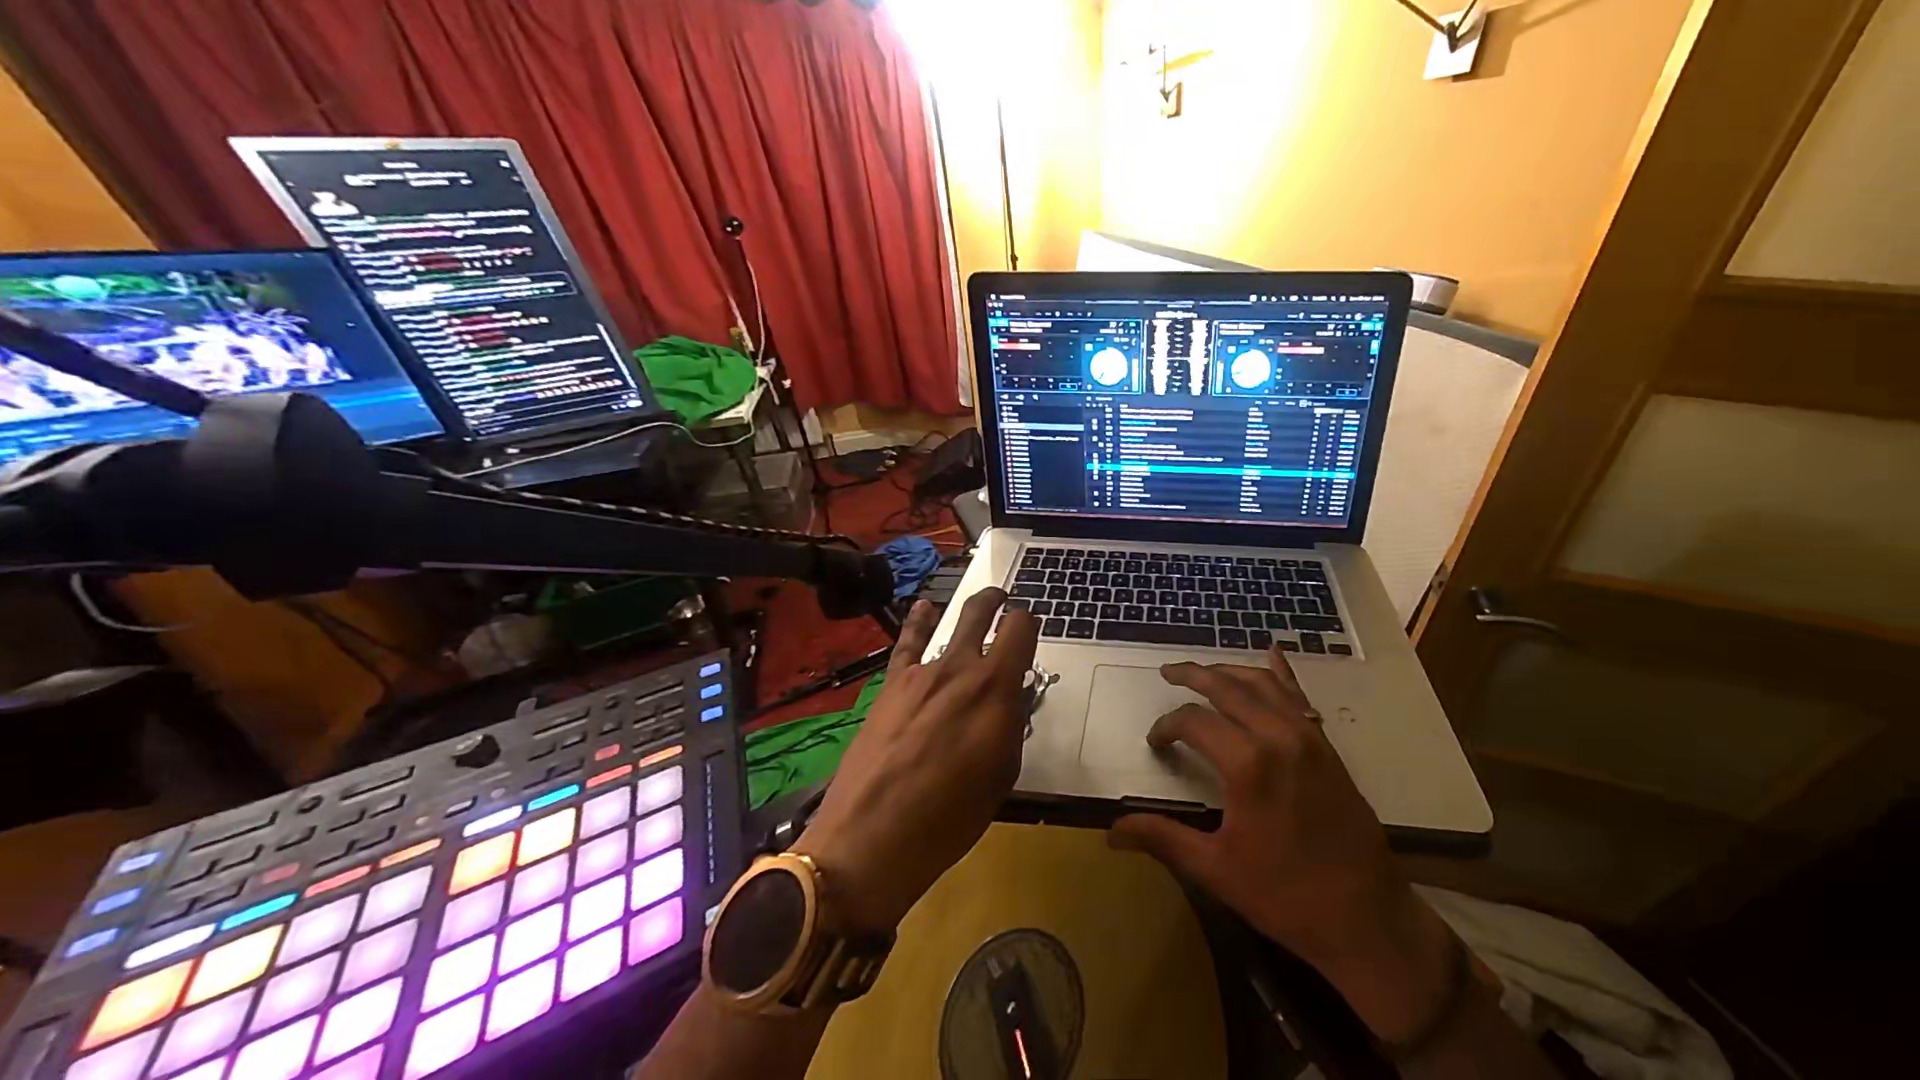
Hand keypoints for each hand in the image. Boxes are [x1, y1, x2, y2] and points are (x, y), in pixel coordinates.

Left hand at [792, 590, 1036, 933]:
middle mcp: (960, 669)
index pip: (1020, 631)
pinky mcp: (891, 685)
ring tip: (983, 602)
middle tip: (1008, 602)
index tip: (1032, 625)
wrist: (873, 834)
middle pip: (982, 616)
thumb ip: (1008, 728)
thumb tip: (1009, 703)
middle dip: (999, 604)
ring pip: (948, 627)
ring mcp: (921, 673)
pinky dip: (918, 622)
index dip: (1029, 623)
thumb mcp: (1000, 775)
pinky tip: (924, 608)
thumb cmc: (949, 817)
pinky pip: (908, 644)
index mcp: (995, 689)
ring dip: (968, 613)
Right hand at [1107, 647, 1459, 1042]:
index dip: (1167, 727)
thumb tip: (1112, 831)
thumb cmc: (1286, 895)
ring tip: (1205, 670)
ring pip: (1264, 685)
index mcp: (1248, 764)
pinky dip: (1281, 674)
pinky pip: (1300, 698)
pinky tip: (1272, 654)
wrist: (1369, 919)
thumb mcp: (1216, 869)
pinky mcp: (1328, 750)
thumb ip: (1163, 839)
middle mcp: (1279, 739)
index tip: (1156, 744)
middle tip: (1168, 671)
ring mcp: (1310, 740)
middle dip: (1194, 675)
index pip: (1193, 722)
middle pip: (1228, 689)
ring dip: (1230, 671)